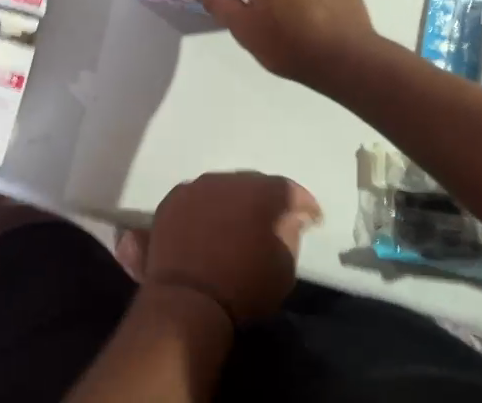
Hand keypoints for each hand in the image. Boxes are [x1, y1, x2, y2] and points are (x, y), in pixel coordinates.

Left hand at [135, 171, 319, 323]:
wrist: (187, 299)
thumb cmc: (243, 287)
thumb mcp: (283, 267)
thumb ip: (290, 233)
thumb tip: (292, 216)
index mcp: (257, 194)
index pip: (287, 188)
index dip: (303, 203)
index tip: (312, 219)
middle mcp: (224, 181)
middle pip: (251, 183)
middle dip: (266, 200)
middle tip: (275, 220)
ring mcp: (193, 189)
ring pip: (221, 188)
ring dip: (234, 202)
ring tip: (240, 223)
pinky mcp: (170, 202)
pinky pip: (197, 198)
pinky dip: (208, 208)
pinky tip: (211, 225)